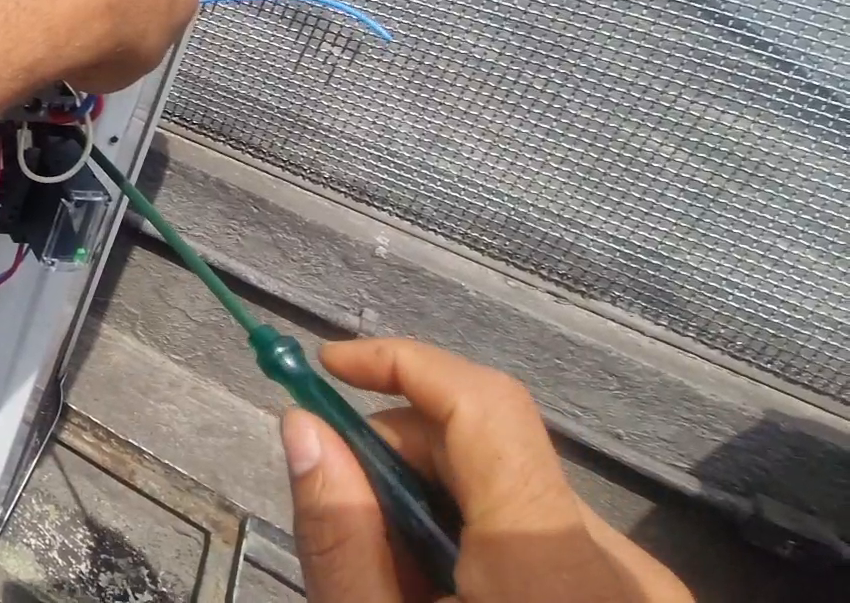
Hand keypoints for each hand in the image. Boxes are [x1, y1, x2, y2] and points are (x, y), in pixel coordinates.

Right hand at [282, 339, 693, 602]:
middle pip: (482, 447)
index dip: (400, 360)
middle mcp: (615, 564)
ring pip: (507, 491)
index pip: (482, 402)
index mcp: (549, 562)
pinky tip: (442, 592)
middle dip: (392, 450)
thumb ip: (339, 532)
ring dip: (428, 499)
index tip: (324, 367)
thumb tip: (299, 423)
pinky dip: (473, 535)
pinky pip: (541, 533)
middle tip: (335, 501)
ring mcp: (641, 592)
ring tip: (388, 571)